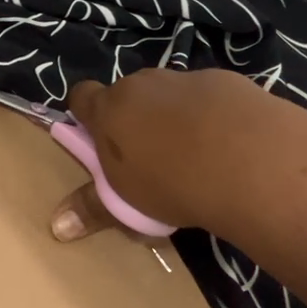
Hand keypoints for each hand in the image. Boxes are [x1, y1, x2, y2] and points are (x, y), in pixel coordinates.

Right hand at [48, 68, 258, 241]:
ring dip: (176, 116)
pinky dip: (215, 115)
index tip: (100, 139)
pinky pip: (211, 96)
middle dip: (136, 119)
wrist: (250, 162)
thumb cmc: (173, 184)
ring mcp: (182, 79)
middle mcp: (139, 85)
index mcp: (108, 110)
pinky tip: (234, 145)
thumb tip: (56, 228)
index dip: (87, 114)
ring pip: (169, 94)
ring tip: (199, 155)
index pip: (81, 96)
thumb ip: (93, 208)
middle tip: (152, 158)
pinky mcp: (224, 81)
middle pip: (128, 95)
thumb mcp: (127, 205)